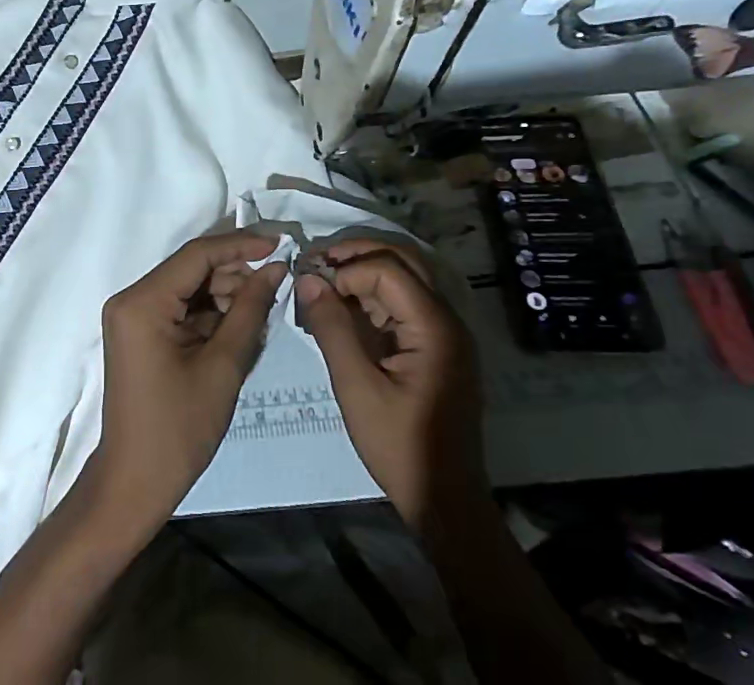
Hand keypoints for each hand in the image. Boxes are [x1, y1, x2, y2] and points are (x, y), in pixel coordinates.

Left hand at [93, 231, 286, 523]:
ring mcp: (133, 316)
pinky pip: (181, 309)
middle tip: (276, 289)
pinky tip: (239, 329)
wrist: (136, 479)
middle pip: (191, 269)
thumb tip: (276, 268)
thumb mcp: (223, 365)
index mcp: (142, 303)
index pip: (196, 255)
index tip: (280, 244)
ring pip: (189, 288)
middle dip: (235, 275)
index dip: (240, 245)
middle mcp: (131, 300)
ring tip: (260, 316)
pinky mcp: (140, 333)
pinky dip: (210, 315)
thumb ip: (250, 309)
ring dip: (225, 295)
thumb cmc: (180, 427)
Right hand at [295, 240, 484, 522]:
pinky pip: (404, 306)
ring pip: (405, 280)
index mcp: (434, 326)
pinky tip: (343, 311)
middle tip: (315, 263)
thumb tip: (306, 280)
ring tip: (323, 282)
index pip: (388, 269)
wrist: (444, 497)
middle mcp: (446, 319)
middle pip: (403, 262)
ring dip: (364, 274)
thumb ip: (332, 329)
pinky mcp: (436, 348)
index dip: (347, 269)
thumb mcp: (356, 387)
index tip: (312, 287)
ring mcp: (444, 333)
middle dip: (357, 256)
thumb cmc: (399, 445)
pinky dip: (372, 299)